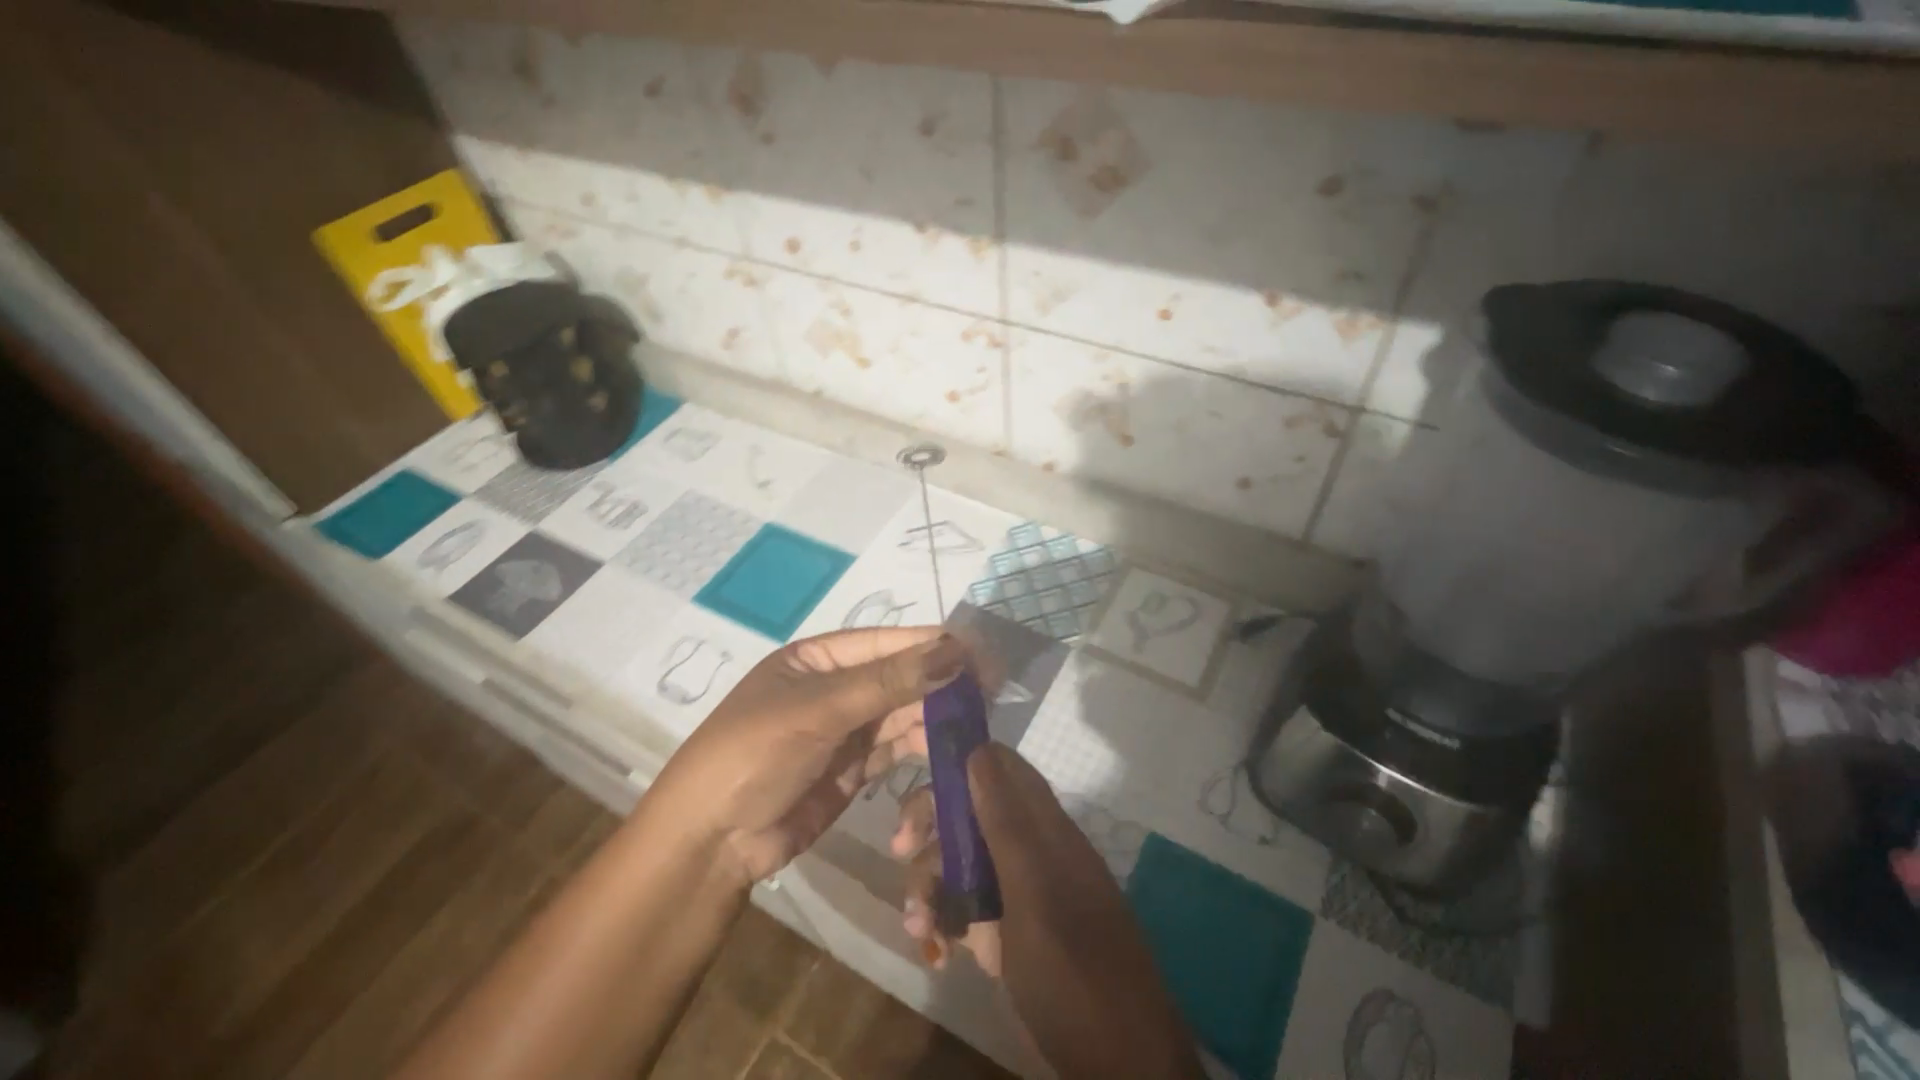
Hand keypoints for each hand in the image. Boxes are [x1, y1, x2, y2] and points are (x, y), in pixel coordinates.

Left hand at [646, 627, 967, 887]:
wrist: (712, 841)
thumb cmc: (752, 755)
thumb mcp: (818, 711)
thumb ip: (889, 682)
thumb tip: (956, 649)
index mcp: (817, 659)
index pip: (887, 643)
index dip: (934, 646)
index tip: (983, 656)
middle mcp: (835, 689)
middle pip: (900, 678)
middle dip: (941, 684)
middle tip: (991, 695)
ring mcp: (845, 732)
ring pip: (903, 715)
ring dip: (936, 718)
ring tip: (976, 726)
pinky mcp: (854, 772)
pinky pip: (896, 751)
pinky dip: (922, 750)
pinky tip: (949, 752)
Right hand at [892, 745, 1205, 1078]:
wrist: (1120, 1065)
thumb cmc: (1076, 975)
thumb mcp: (1035, 894)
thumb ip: (1006, 823)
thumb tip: (977, 750)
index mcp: (1048, 833)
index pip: (1002, 770)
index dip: (960, 765)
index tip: (917, 779)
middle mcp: (1035, 854)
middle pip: (972, 814)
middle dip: (932, 829)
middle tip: (901, 852)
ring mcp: (1023, 896)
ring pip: (962, 863)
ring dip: (931, 885)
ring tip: (919, 927)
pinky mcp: (1011, 935)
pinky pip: (967, 908)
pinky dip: (944, 921)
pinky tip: (934, 949)